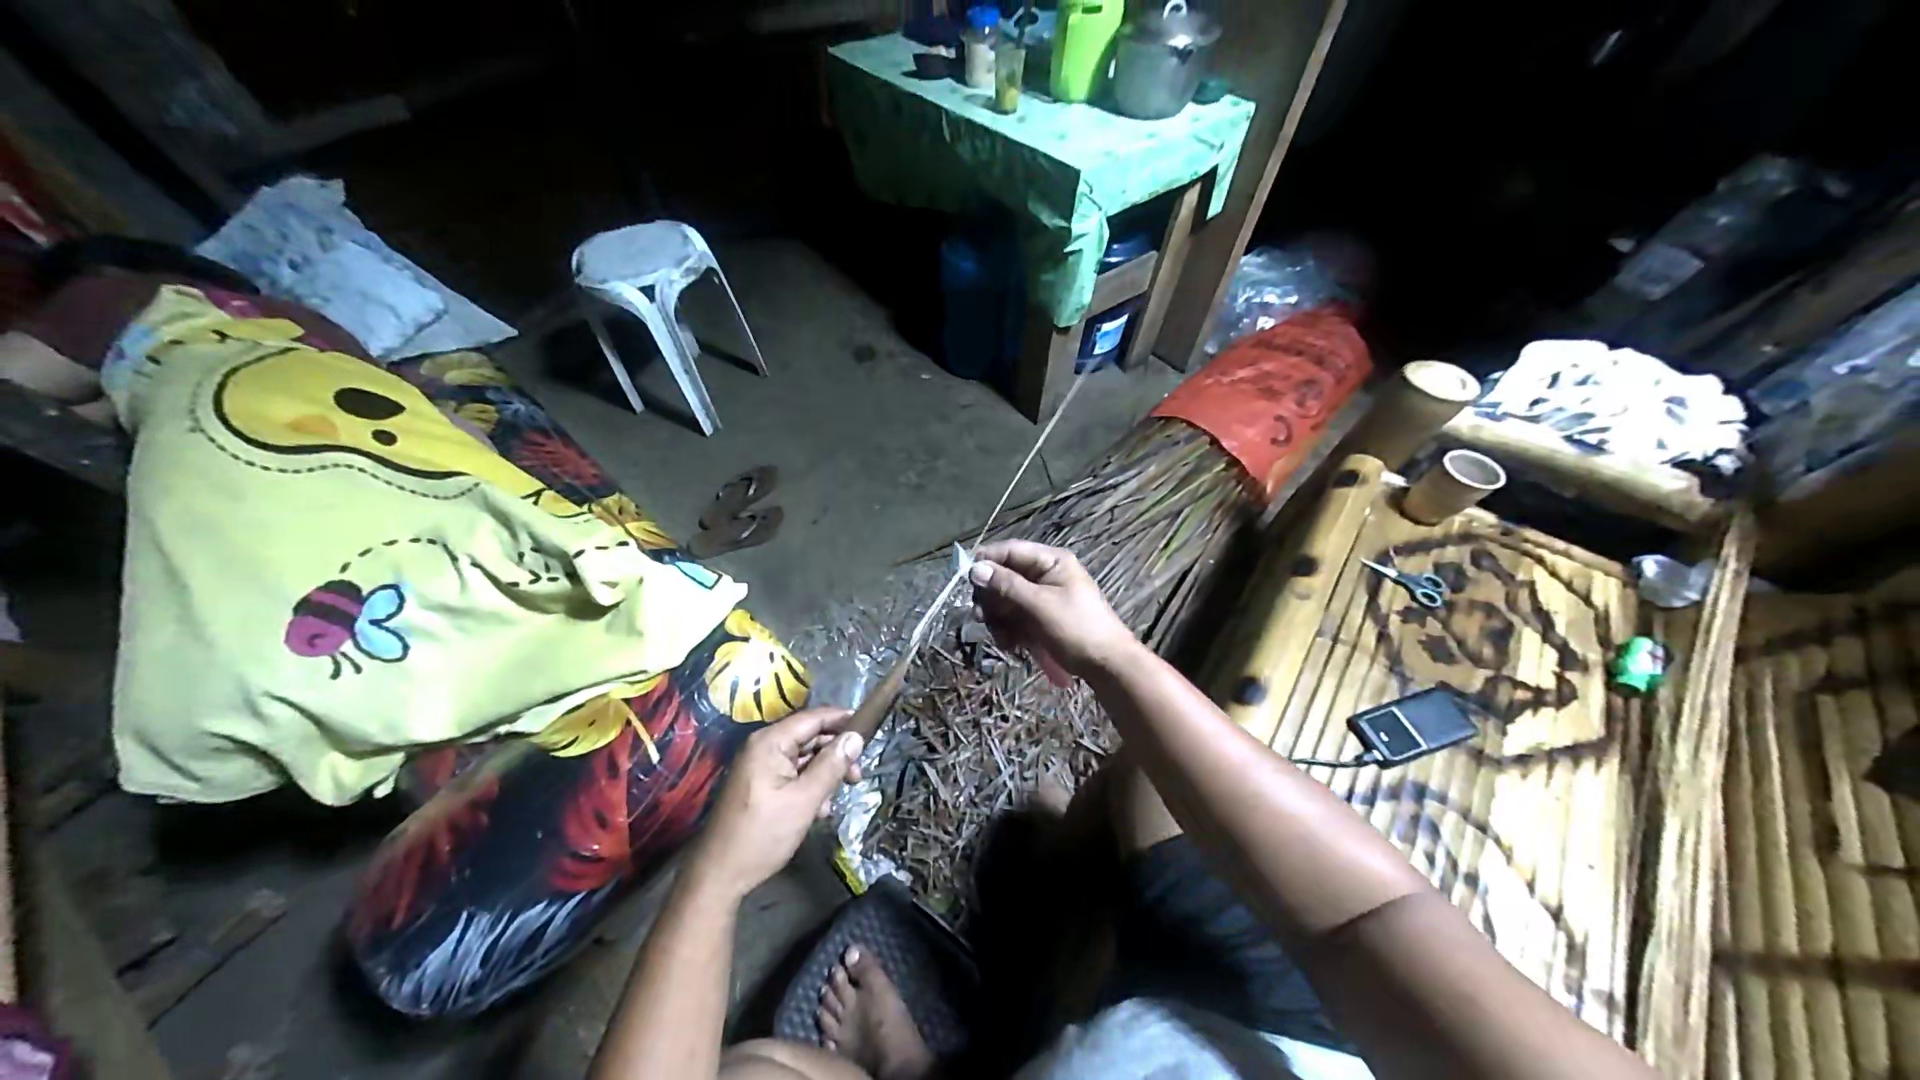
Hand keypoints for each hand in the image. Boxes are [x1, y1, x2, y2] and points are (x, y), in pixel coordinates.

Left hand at [687, 707, 863, 901]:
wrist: (719, 876)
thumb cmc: (762, 835)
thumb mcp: (804, 800)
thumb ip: (831, 766)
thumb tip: (856, 737)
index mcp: (770, 742)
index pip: (813, 718)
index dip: (842, 720)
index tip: (869, 731)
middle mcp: (763, 747)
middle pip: (809, 737)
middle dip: (836, 753)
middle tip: (858, 775)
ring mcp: (759, 766)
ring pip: (803, 758)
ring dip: (825, 773)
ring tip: (839, 796)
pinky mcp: (760, 785)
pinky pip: (792, 774)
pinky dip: (810, 785)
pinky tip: (820, 809)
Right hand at [969, 540, 1137, 681]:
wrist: (1107, 665)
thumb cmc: (1076, 629)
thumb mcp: (1038, 605)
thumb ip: (1006, 586)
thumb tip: (975, 569)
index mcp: (1051, 561)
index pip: (1010, 550)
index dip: (986, 561)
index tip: (963, 578)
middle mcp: (1045, 574)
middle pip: (1004, 577)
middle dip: (992, 598)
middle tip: (982, 616)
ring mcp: (1043, 597)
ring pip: (1006, 600)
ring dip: (998, 619)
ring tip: (1001, 637)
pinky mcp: (1041, 618)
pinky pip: (1015, 618)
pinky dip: (1008, 630)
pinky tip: (1010, 645)